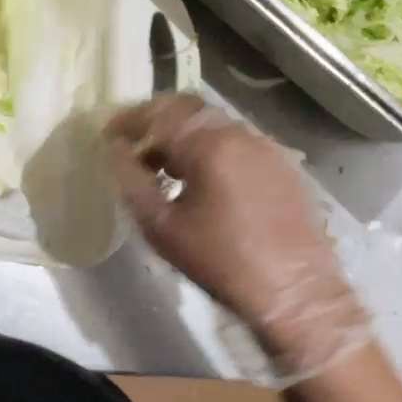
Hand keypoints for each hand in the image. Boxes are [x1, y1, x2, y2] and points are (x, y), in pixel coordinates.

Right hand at [106, 95, 369, 379]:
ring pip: (214, 125)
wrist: (295, 292)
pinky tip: (198, 180)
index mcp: (210, 146)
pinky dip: (208, 148)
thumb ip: (131, 181)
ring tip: (161, 167)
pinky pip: (236, 143)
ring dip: (182, 136)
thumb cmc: (219, 261)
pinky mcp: (282, 167)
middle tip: (132, 143)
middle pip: (189, 109)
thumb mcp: (160, 226)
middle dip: (155, 120)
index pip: (159, 114)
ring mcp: (267, 148)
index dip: (128, 120)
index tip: (106, 133)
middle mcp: (241, 135)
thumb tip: (113, 150)